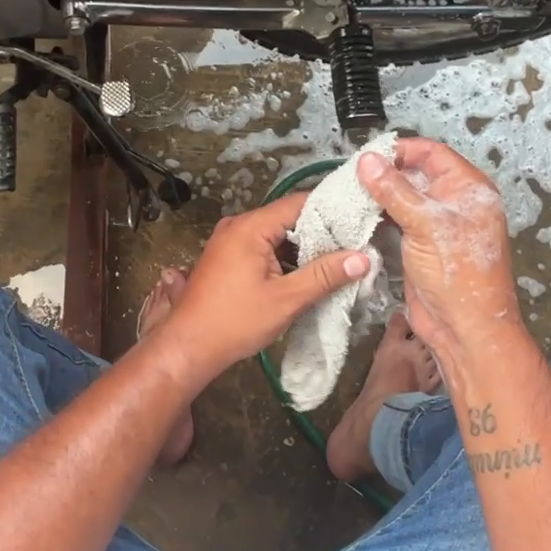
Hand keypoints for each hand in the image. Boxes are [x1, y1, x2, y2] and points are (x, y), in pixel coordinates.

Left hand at [151, 191, 371, 379]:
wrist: (188, 346)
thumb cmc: (235, 321)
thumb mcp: (286, 299)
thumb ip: (324, 275)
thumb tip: (363, 258)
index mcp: (251, 226)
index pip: (300, 203)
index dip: (332, 211)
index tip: (359, 223)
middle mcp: (238, 225)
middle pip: (289, 217)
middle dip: (320, 232)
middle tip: (354, 246)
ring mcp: (230, 240)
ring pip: (277, 234)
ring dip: (303, 248)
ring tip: (338, 261)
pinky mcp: (228, 257)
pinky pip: (264, 246)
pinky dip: (285, 257)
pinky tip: (307, 273)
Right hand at [358, 138, 523, 358]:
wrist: (465, 329)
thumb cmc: (457, 274)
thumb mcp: (425, 224)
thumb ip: (394, 190)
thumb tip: (367, 160)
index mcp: (467, 189)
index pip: (432, 154)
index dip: (402, 150)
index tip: (369, 154)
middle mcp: (453, 202)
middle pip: (416, 174)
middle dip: (386, 172)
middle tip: (351, 174)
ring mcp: (436, 225)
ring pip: (404, 198)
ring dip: (379, 195)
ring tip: (349, 193)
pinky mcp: (421, 245)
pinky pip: (398, 221)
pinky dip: (379, 216)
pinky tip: (357, 215)